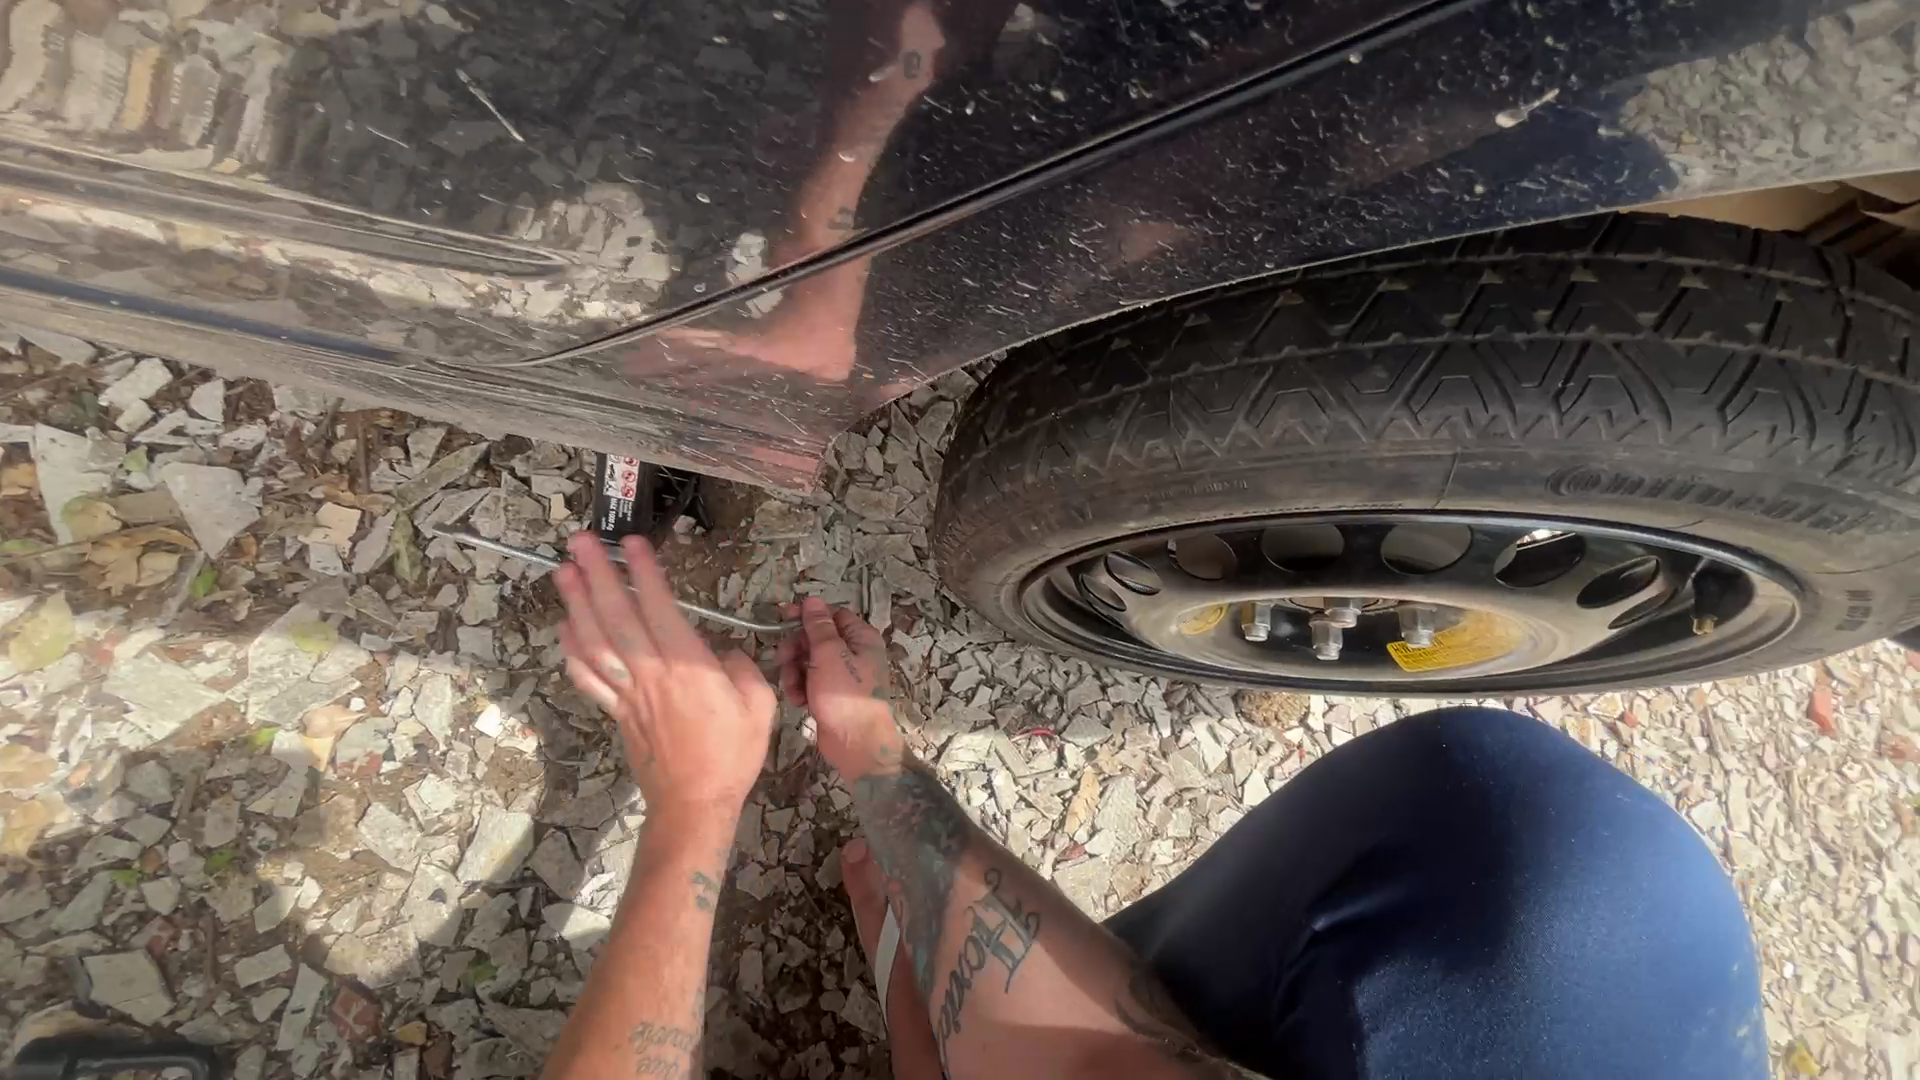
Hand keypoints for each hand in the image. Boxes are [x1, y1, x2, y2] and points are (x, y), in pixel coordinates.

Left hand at [554, 532, 776, 822]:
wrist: (695, 802)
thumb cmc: (732, 753)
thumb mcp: (759, 704)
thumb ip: (741, 668)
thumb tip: (722, 654)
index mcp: (688, 667)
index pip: (659, 608)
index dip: (644, 573)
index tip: (631, 543)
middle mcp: (650, 673)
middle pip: (615, 616)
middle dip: (597, 574)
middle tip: (581, 541)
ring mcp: (627, 693)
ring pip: (593, 641)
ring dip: (575, 603)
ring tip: (562, 570)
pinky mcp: (616, 712)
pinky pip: (586, 677)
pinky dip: (571, 650)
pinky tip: (565, 628)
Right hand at [775, 597, 901, 776]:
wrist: (856, 744)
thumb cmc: (845, 695)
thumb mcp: (830, 655)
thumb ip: (819, 627)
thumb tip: (812, 600)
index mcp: (862, 638)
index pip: (832, 615)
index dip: (807, 616)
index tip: (783, 618)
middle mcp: (855, 653)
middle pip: (817, 639)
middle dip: (797, 649)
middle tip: (783, 659)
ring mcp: (842, 676)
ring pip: (809, 661)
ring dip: (795, 672)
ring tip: (793, 688)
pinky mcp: (831, 695)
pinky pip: (810, 682)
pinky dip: (800, 688)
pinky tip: (797, 701)